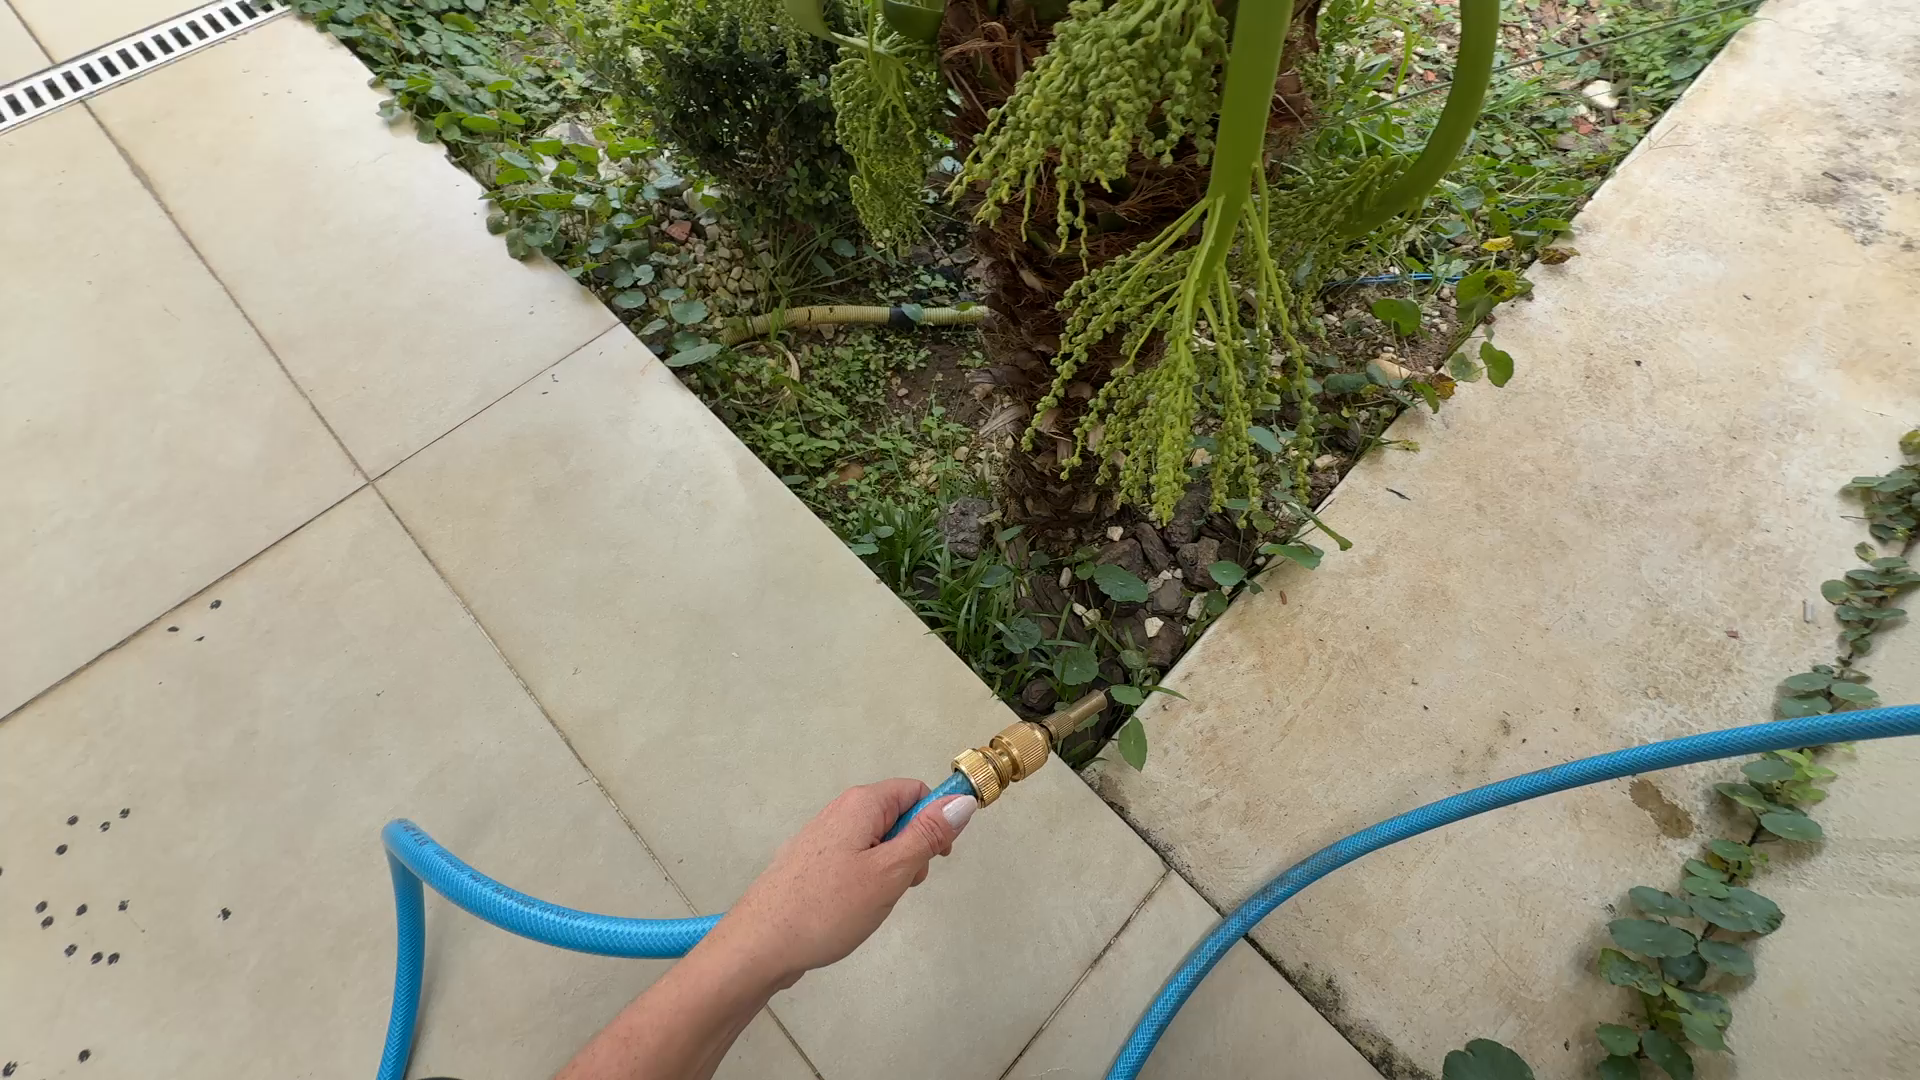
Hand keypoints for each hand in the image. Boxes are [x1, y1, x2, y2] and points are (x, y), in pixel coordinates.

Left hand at [701, 778, 977, 989]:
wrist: (758, 946)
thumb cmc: (829, 907)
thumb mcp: (890, 872)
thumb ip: (927, 835)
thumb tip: (962, 801)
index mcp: (862, 803)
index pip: (916, 791)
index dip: (935, 820)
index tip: (936, 859)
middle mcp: (841, 809)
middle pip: (896, 815)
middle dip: (911, 849)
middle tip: (902, 887)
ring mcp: (822, 836)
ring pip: (876, 841)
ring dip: (888, 869)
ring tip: (874, 904)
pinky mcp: (810, 862)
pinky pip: (853, 859)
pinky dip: (864, 880)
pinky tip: (851, 911)